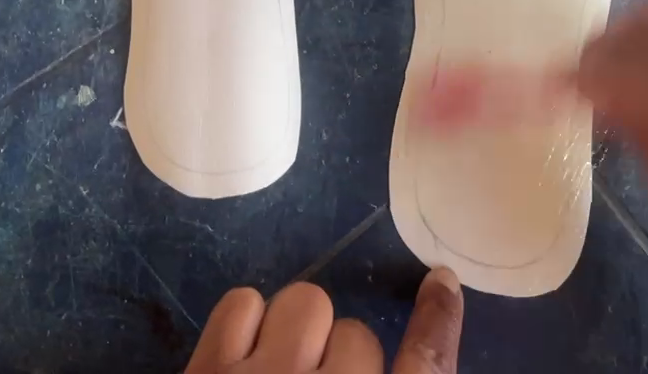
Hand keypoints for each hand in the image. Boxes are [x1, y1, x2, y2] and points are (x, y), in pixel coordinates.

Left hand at [184, 268, 462, 373]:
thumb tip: (386, 370)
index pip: (424, 372)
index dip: (437, 323)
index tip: (440, 283)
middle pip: (357, 336)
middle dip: (345, 360)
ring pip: (304, 303)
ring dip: (299, 333)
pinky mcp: (206, 372)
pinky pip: (243, 301)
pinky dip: (248, 322)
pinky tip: (245, 360)